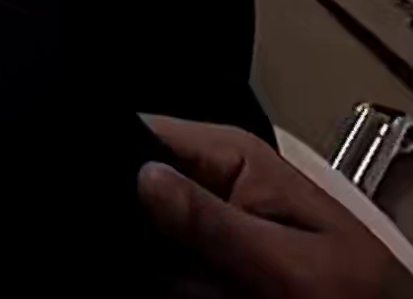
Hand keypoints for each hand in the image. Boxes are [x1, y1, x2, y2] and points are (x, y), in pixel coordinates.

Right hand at [138, 115, 412, 298]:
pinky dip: (180, 283)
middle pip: (135, 185)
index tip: (121, 209)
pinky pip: (167, 261)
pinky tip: (209, 293)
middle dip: (148, 231)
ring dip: (166, 268)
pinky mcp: (207, 250)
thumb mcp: (294, 268)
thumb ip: (214, 221)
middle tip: (196, 275)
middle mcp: (208, 173)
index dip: (118, 163)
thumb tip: (140, 175)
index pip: (140, 130)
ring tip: (213, 291)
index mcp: (227, 153)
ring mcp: (206, 214)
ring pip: (145, 230)